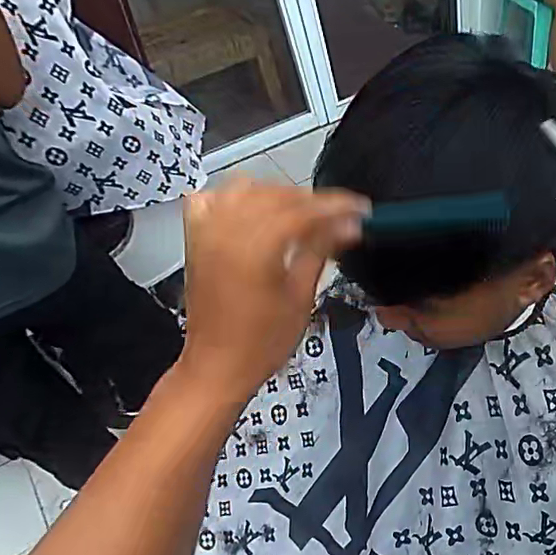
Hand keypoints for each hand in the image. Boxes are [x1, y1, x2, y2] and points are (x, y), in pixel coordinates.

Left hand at [176, 180, 368, 400]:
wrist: (219, 364)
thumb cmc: (260, 343)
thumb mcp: (302, 296)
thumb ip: (320, 251)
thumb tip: (346, 227)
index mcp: (255, 250)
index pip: (302, 210)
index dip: (335, 206)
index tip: (358, 208)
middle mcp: (225, 234)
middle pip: (276, 195)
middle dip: (312, 200)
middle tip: (340, 215)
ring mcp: (206, 234)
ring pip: (245, 189)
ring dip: (278, 194)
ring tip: (304, 212)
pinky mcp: (197, 241)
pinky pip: (213, 200)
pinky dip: (238, 198)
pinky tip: (257, 210)